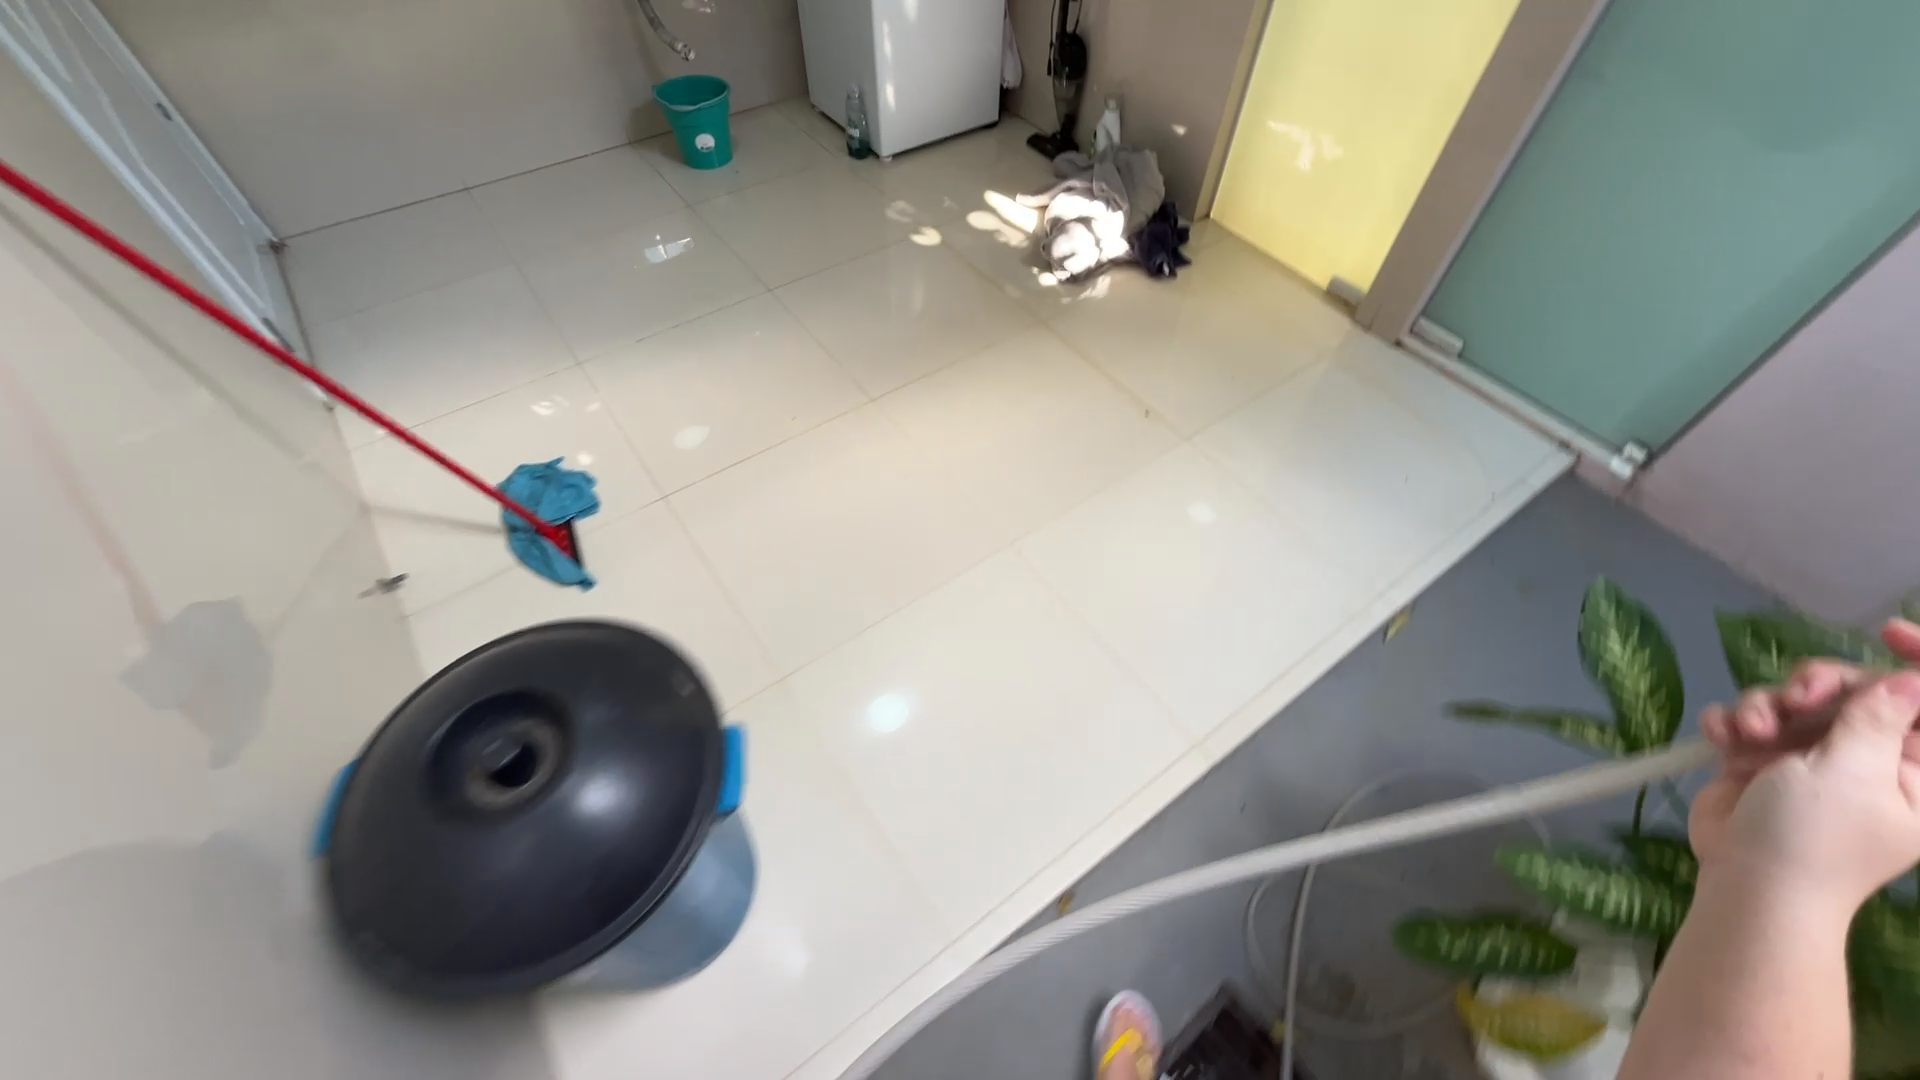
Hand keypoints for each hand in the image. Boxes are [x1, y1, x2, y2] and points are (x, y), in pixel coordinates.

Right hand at [1691, 619, 1919, 913]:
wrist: (1748, 876)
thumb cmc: (1815, 834)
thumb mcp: (1851, 774)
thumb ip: (1878, 721)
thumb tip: (1911, 677)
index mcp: (1919, 768)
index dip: (1918, 662)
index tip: (1887, 631)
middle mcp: (1872, 756)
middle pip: (1854, 689)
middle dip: (1817, 685)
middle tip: (1796, 697)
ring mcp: (1814, 757)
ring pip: (1793, 700)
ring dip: (1764, 706)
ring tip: (1747, 733)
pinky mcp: (1764, 756)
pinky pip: (1750, 717)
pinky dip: (1732, 723)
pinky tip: (1724, 739)